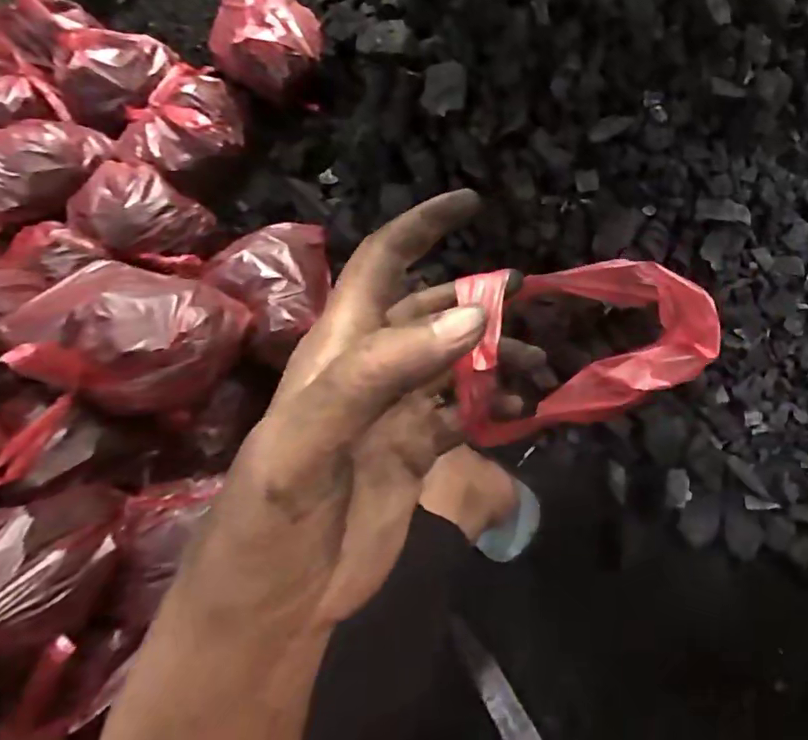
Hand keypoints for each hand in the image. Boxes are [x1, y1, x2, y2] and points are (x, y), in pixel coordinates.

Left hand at [109, 190, 520, 739]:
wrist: (272, 606)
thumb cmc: (271, 516)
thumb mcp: (306, 440)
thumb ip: (381, 373)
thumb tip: (469, 316)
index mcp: (340, 346)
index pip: (381, 263)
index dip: (421, 227)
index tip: (470, 202)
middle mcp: (373, 366)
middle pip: (434, 311)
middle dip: (480, 300)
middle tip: (530, 300)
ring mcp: (397, 409)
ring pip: (458, 362)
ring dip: (498, 357)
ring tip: (537, 366)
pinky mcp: (417, 451)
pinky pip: (467, 414)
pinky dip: (498, 408)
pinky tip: (524, 413)